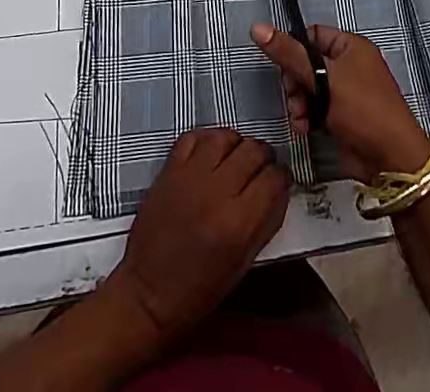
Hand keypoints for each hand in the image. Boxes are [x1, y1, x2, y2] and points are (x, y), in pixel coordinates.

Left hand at [103, 128, 289, 342]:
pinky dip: (206, 139)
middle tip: (260, 168)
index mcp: (238, 223)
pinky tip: (211, 152)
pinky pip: (193, 137)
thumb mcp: (244, 261)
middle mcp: (215, 193)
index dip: (282, 177)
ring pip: (224, 137)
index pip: (274, 178)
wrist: (148, 293)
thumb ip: (266, 221)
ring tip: (236, 157)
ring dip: (236, 144)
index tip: (279, 181)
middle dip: (264, 157)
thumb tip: (279, 190)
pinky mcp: (168, 172)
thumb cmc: (199, 288)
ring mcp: (189, 178)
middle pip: (253, 151)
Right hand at [252, 23, 429, 180]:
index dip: (294, 48)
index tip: (283, 65)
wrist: (390, 160)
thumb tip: (258, 27)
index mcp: (351, 46)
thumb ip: (289, 54)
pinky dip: (306, 116)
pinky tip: (304, 127)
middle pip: (305, 63)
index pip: (312, 35)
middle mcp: (349, 65)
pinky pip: (314, 107)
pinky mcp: (340, 115)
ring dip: (297, 102)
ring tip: (299, 117)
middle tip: (294, 96)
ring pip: (307, 88)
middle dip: (294, 82)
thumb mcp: (324, 79)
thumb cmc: (362, 110)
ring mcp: (345, 92)